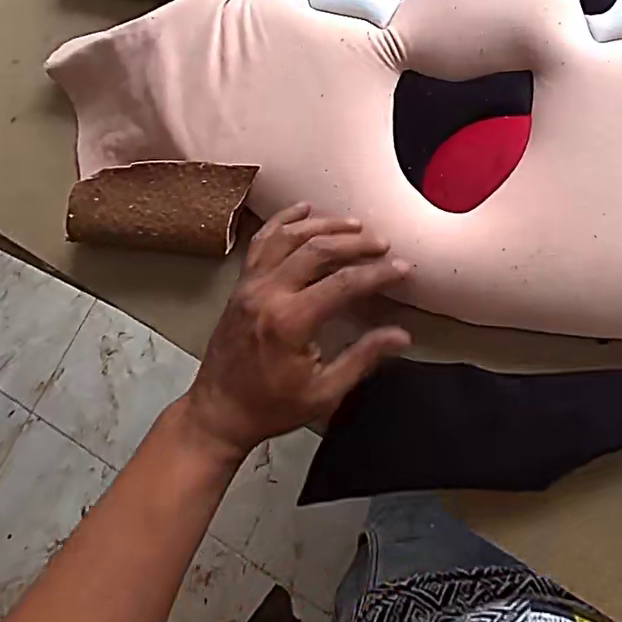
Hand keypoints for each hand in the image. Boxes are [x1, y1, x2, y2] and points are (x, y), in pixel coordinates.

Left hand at [177, 203, 412, 461]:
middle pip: (317, 250)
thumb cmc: (273, 407)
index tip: (403, 267)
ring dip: (323, 225)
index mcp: (290, 322)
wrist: (218, 412)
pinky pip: (262, 241)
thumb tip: (402, 335)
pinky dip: (283, 221)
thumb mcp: (324, 392)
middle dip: (354, 242)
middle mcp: (268, 293)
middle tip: (382, 242)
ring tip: (353, 224)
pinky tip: (304, 209)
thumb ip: (363, 358)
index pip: (343, 283)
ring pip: (288, 237)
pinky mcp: (241, 283)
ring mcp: (250, 284)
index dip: (377, 273)